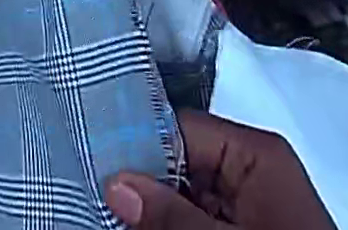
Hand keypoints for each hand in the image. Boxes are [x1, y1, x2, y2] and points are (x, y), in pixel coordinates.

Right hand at [105, 111, 336, 229]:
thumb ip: (172, 217)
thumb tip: (114, 185)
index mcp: (256, 154)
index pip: (178, 127)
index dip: (136, 143)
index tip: (93, 157)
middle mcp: (249, 170)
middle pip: (176, 160)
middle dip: (138, 182)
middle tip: (92, 188)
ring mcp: (246, 206)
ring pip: (180, 194)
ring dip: (148, 209)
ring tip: (103, 208)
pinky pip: (193, 218)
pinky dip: (167, 224)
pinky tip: (132, 226)